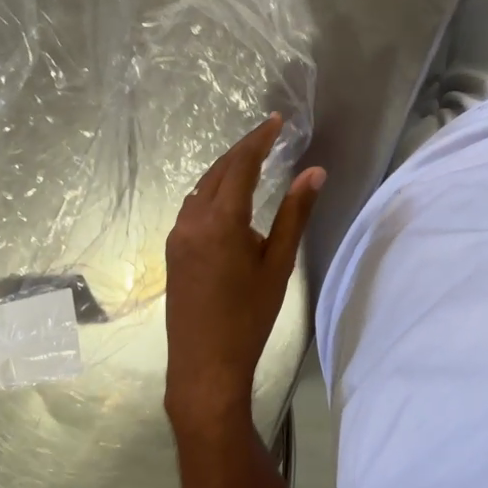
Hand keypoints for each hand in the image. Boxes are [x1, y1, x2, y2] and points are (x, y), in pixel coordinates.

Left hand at [164, 114, 325, 430]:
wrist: (204, 366)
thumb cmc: (249, 317)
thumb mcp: (278, 264)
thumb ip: (294, 214)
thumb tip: (314, 172)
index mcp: (220, 220)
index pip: (240, 165)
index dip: (259, 139)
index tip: (277, 121)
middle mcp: (192, 221)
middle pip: (217, 171)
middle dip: (243, 150)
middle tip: (269, 134)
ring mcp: (177, 237)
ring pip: (201, 188)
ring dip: (226, 169)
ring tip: (253, 161)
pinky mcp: (173, 252)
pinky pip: (192, 206)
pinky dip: (212, 190)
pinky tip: (228, 199)